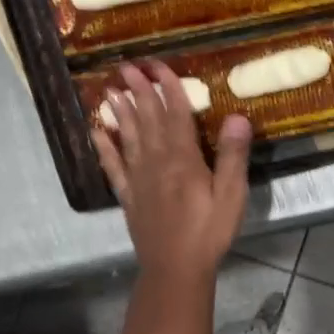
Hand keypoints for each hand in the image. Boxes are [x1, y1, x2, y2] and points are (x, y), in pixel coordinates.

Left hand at [92, 62, 252, 283]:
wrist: (175, 266)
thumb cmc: (210, 231)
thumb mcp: (232, 194)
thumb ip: (232, 155)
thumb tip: (236, 116)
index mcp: (183, 160)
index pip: (175, 116)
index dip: (168, 90)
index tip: (159, 66)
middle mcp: (156, 163)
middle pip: (147, 121)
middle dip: (139, 93)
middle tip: (127, 68)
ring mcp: (138, 178)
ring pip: (128, 137)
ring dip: (121, 112)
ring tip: (111, 90)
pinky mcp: (129, 195)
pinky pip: (112, 165)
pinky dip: (104, 146)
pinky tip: (97, 132)